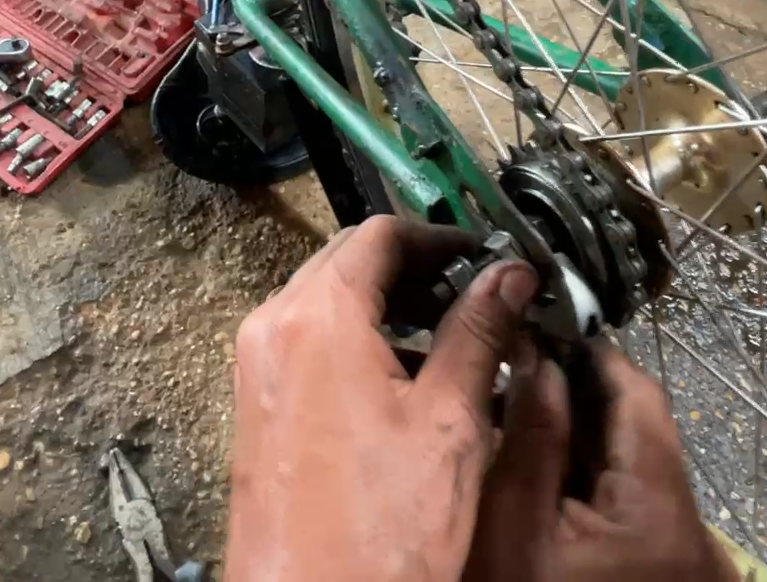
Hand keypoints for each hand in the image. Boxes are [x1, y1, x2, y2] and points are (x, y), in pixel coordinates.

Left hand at [224, 215, 539, 581]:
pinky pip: (309, 335)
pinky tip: (403, 373)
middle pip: (350, 258)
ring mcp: (258, 360)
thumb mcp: (448, 421)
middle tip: (470, 293)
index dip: (439, 239)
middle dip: (414, 267)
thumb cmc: (380, 530)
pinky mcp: (258, 395)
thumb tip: (509, 277)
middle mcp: (274, 323)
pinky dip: (356, 334)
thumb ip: (479, 333)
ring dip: (386, 300)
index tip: (481, 259)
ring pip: (328, 295)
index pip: (380, 235)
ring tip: (446, 333)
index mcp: (318, 316)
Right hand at [463, 340, 738, 581]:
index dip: (594, 352)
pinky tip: (553, 467)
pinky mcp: (678, 575)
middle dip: (583, 390)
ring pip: (641, 464)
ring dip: (587, 430)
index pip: (641, 396)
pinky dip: (599, 475)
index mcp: (663, 513)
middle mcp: (698, 532)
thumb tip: (537, 355)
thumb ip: (531, 434)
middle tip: (525, 364)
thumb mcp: (515, 528)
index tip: (545, 325)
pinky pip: (642, 502)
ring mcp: (693, 558)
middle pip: (644, 429)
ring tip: (529, 406)